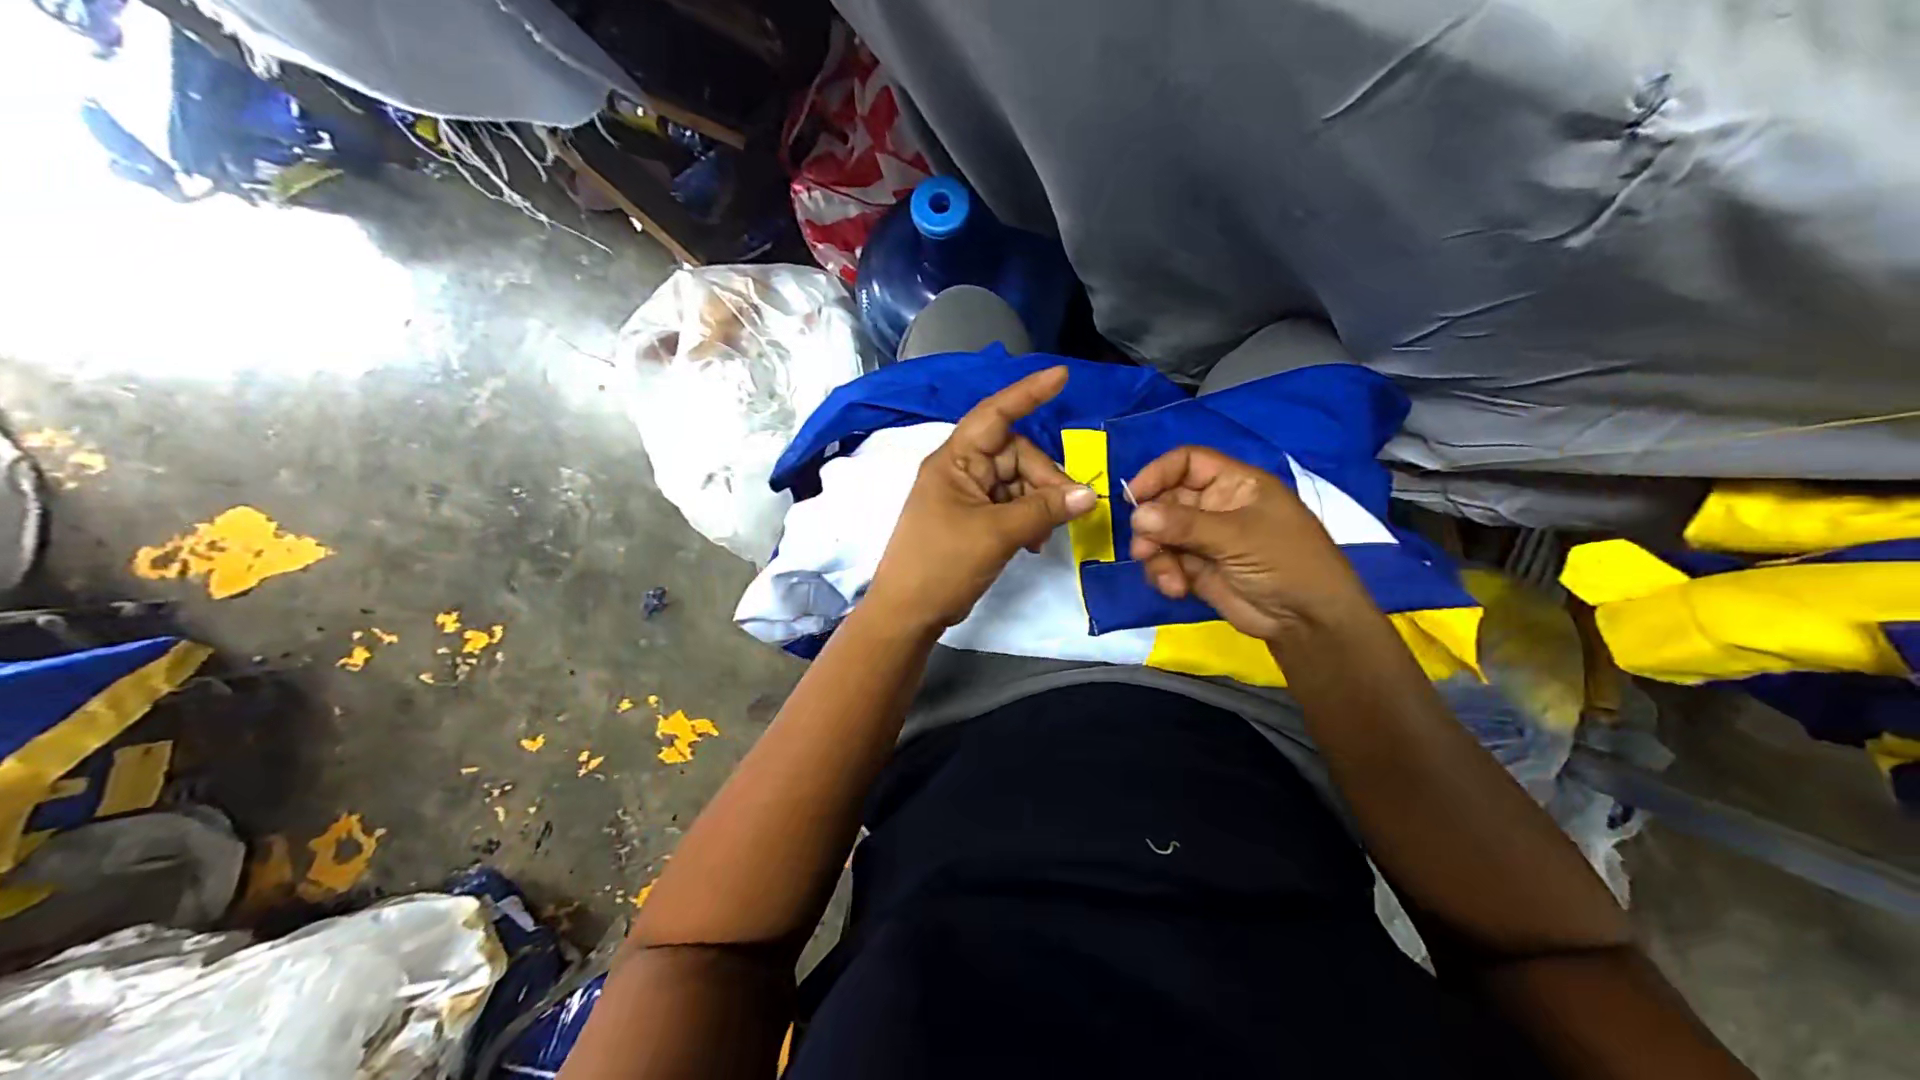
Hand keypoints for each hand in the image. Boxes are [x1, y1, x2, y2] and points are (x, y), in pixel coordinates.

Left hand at [867, 367, 1097, 630]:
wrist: (908, 612)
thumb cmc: (942, 563)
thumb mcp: (996, 534)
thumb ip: (1043, 510)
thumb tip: (1089, 494)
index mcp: (955, 460)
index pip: (994, 415)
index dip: (1027, 393)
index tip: (1062, 377)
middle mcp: (961, 470)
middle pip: (1016, 455)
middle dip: (1045, 478)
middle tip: (1068, 508)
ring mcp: (967, 495)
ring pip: (1017, 483)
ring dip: (1039, 503)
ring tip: (1046, 534)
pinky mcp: (974, 519)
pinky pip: (1011, 506)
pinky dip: (1028, 519)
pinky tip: (1035, 542)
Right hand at [1126, 446, 1371, 639]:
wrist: (1308, 620)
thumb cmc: (1285, 562)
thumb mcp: (1237, 537)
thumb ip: (1185, 524)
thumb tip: (1137, 514)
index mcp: (1234, 484)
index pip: (1187, 462)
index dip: (1158, 473)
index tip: (1133, 497)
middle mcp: (1216, 506)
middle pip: (1166, 500)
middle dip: (1151, 523)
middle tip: (1144, 548)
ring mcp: (1205, 539)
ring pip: (1160, 535)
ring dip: (1155, 554)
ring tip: (1167, 576)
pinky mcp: (1197, 569)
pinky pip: (1166, 563)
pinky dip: (1163, 574)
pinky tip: (1176, 589)